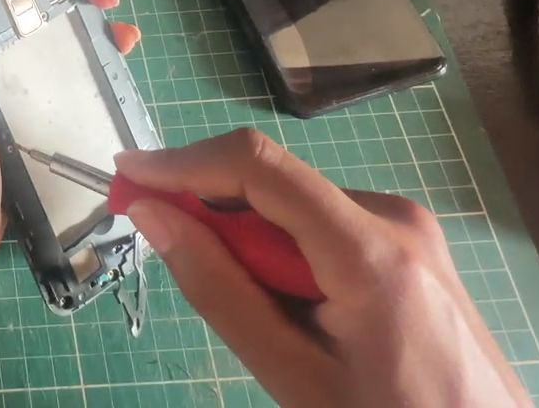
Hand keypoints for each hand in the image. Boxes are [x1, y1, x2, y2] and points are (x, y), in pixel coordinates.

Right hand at [117, 130, 529, 407]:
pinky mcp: (410, 245)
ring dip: (251, 242)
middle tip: (175, 254)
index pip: (256, 166)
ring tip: (265, 316)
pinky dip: (285, 253)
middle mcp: (394, 219)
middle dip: (214, 214)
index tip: (127, 174)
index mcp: (372, 253)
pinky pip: (319, 224)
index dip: (182, 161)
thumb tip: (151, 212)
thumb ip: (215, 287)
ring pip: (291, 208)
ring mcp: (408, 230)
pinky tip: (297, 309)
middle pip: (271, 188)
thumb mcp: (293, 378)